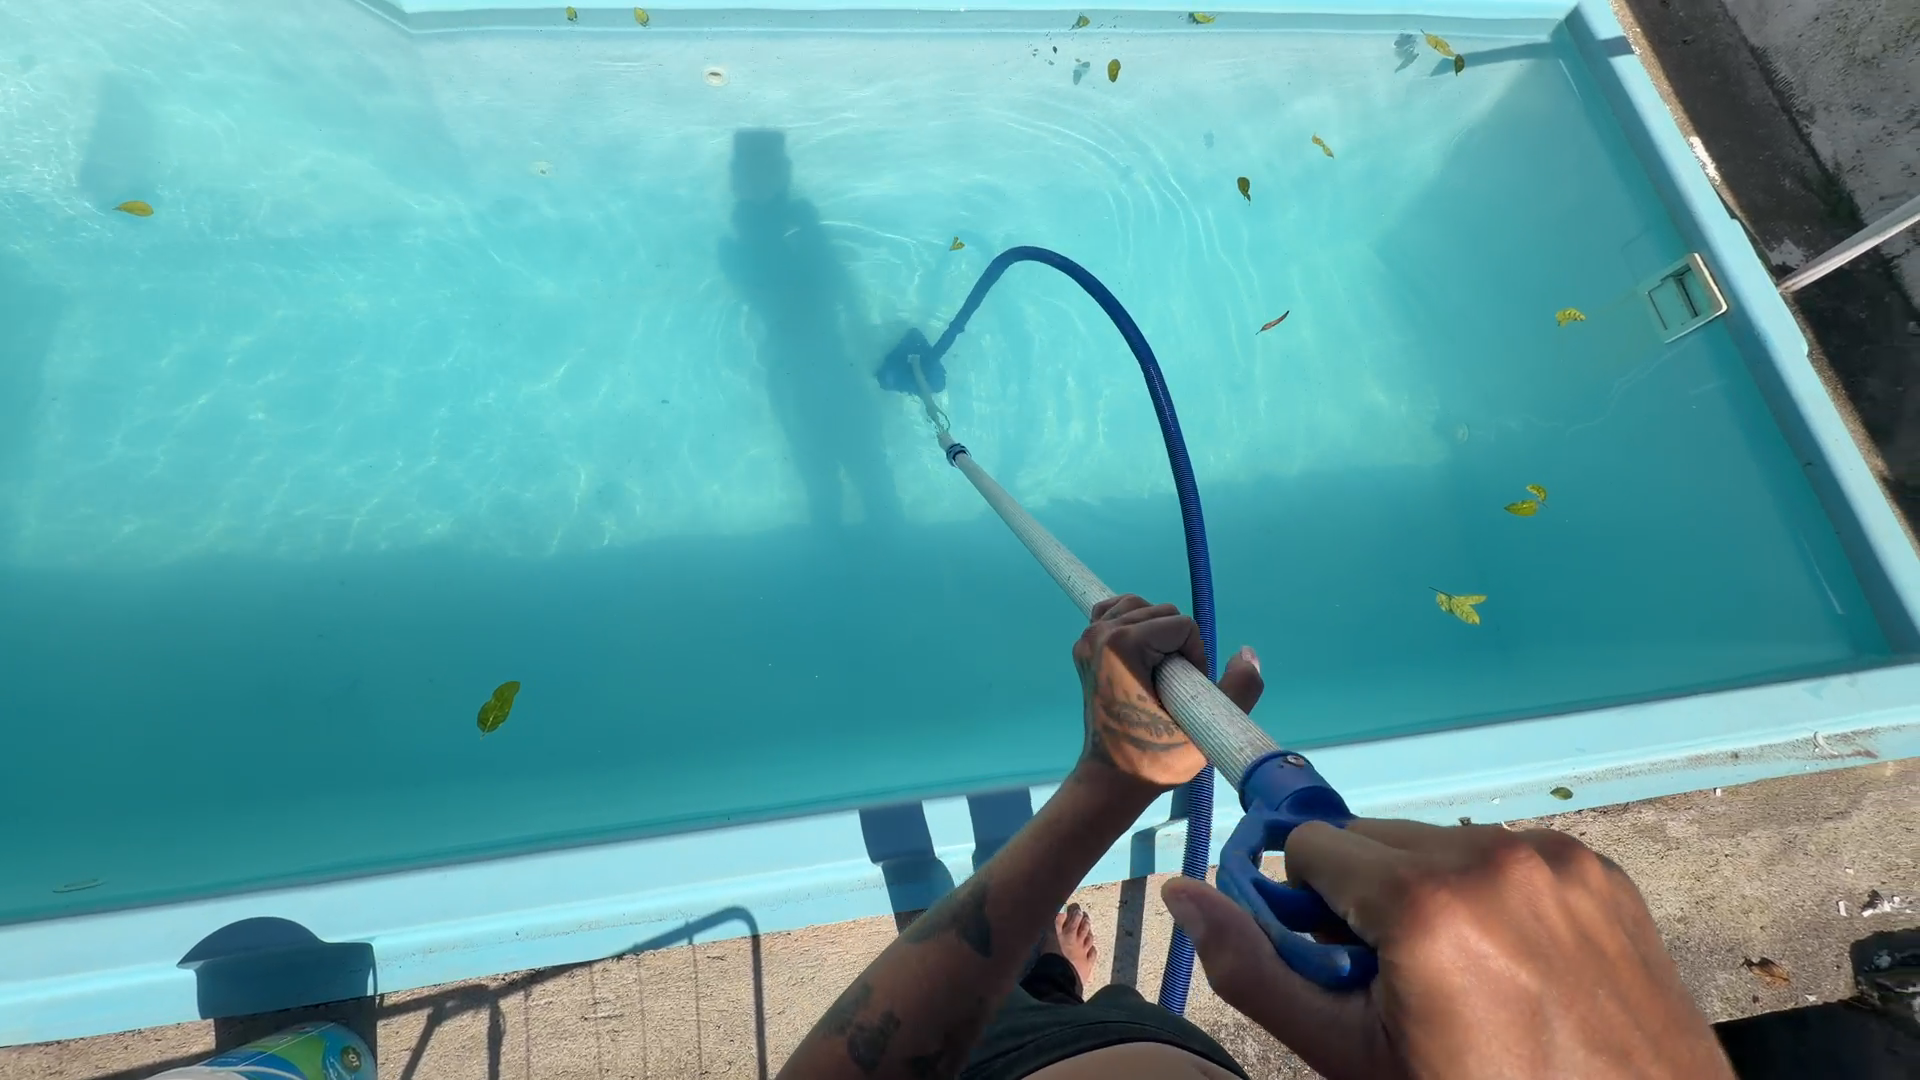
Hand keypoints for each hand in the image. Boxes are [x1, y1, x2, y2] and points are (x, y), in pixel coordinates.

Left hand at [1070, 594, 1262, 792]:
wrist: (1112, 778)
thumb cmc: (1156, 759)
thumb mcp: (1206, 727)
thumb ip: (1238, 689)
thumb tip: (1249, 653)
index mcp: (1122, 645)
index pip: (1181, 625)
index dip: (1196, 657)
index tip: (1185, 692)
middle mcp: (1099, 634)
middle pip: (1162, 611)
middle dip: (1178, 644)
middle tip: (1174, 686)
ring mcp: (1088, 638)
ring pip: (1138, 606)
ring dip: (1158, 631)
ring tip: (1162, 670)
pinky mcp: (1085, 646)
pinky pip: (1113, 612)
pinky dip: (1133, 622)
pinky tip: (1143, 650)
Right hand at [1162, 820, 1735, 1079]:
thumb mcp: (1343, 1055)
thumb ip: (1247, 968)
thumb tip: (1175, 890)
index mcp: (1423, 900)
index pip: (1309, 848)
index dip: (1313, 909)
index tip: (1347, 965)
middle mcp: (1489, 854)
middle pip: (1367, 838)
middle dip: (1363, 893)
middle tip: (1402, 975)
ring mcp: (1553, 857)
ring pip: (1427, 840)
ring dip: (1420, 887)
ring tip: (1463, 970)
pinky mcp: (1597, 866)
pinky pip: (1494, 850)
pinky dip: (1482, 889)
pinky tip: (1514, 957)